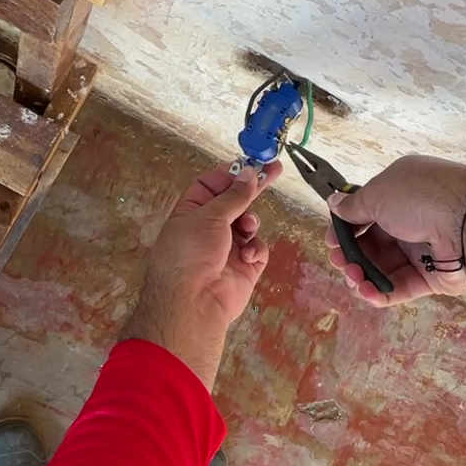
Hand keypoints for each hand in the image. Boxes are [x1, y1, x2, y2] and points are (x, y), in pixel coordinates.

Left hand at [122, 160, 281, 388]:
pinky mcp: (243, 267)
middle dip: (251, 191)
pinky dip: (254, 250)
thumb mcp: (210, 216)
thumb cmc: (191, 254)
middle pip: (234, 202)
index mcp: (191, 212)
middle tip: (274, 171)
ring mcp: (227, 248)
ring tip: (247, 229)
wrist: (194, 302)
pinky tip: (246, 258)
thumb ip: (234, 195)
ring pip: (249, 224)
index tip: (252, 163)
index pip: (211, 185)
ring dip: (250, 224)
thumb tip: (249, 173)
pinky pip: (257, 249)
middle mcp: (208, 228)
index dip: (231, 174)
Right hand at [325, 155, 465, 307]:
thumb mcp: (379, 194)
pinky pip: (401, 286)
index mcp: (402, 192)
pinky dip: (380, 292)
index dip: (347, 227)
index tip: (331, 240)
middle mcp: (412, 219)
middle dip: (351, 254)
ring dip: (363, 275)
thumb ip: (354, 205)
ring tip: (353, 279)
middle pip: (373, 242)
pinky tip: (366, 292)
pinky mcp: (432, 277)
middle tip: (340, 262)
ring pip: (384, 267)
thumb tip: (334, 203)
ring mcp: (422, 249)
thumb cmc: (420, 198)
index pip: (368, 211)